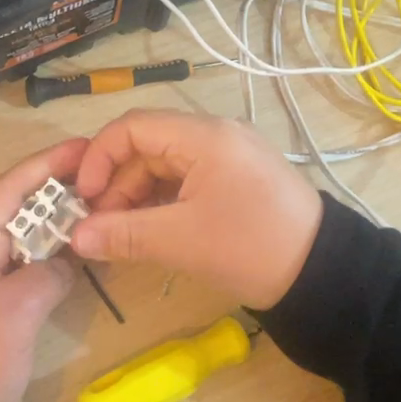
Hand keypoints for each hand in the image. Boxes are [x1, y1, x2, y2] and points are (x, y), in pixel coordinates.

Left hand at [0, 139, 85, 401]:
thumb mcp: (12, 315)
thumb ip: (46, 275)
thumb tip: (71, 255)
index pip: (10, 190)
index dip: (45, 165)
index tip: (85, 146)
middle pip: (21, 205)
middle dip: (59, 186)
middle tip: (106, 174)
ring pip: (29, 232)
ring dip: (62, 218)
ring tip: (103, 203)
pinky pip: (32, 260)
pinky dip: (58, 251)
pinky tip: (86, 248)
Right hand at [70, 110, 322, 309]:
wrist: (326, 275)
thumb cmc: (251, 247)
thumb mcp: (182, 241)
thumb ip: (123, 234)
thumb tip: (74, 238)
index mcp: (204, 136)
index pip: (133, 126)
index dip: (100, 157)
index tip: (82, 196)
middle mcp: (214, 135)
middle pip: (147, 146)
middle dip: (117, 184)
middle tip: (98, 225)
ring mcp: (227, 156)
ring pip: (163, 165)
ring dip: (136, 196)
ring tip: (120, 234)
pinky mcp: (235, 178)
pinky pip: (185, 180)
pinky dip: (161, 202)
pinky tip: (148, 230)